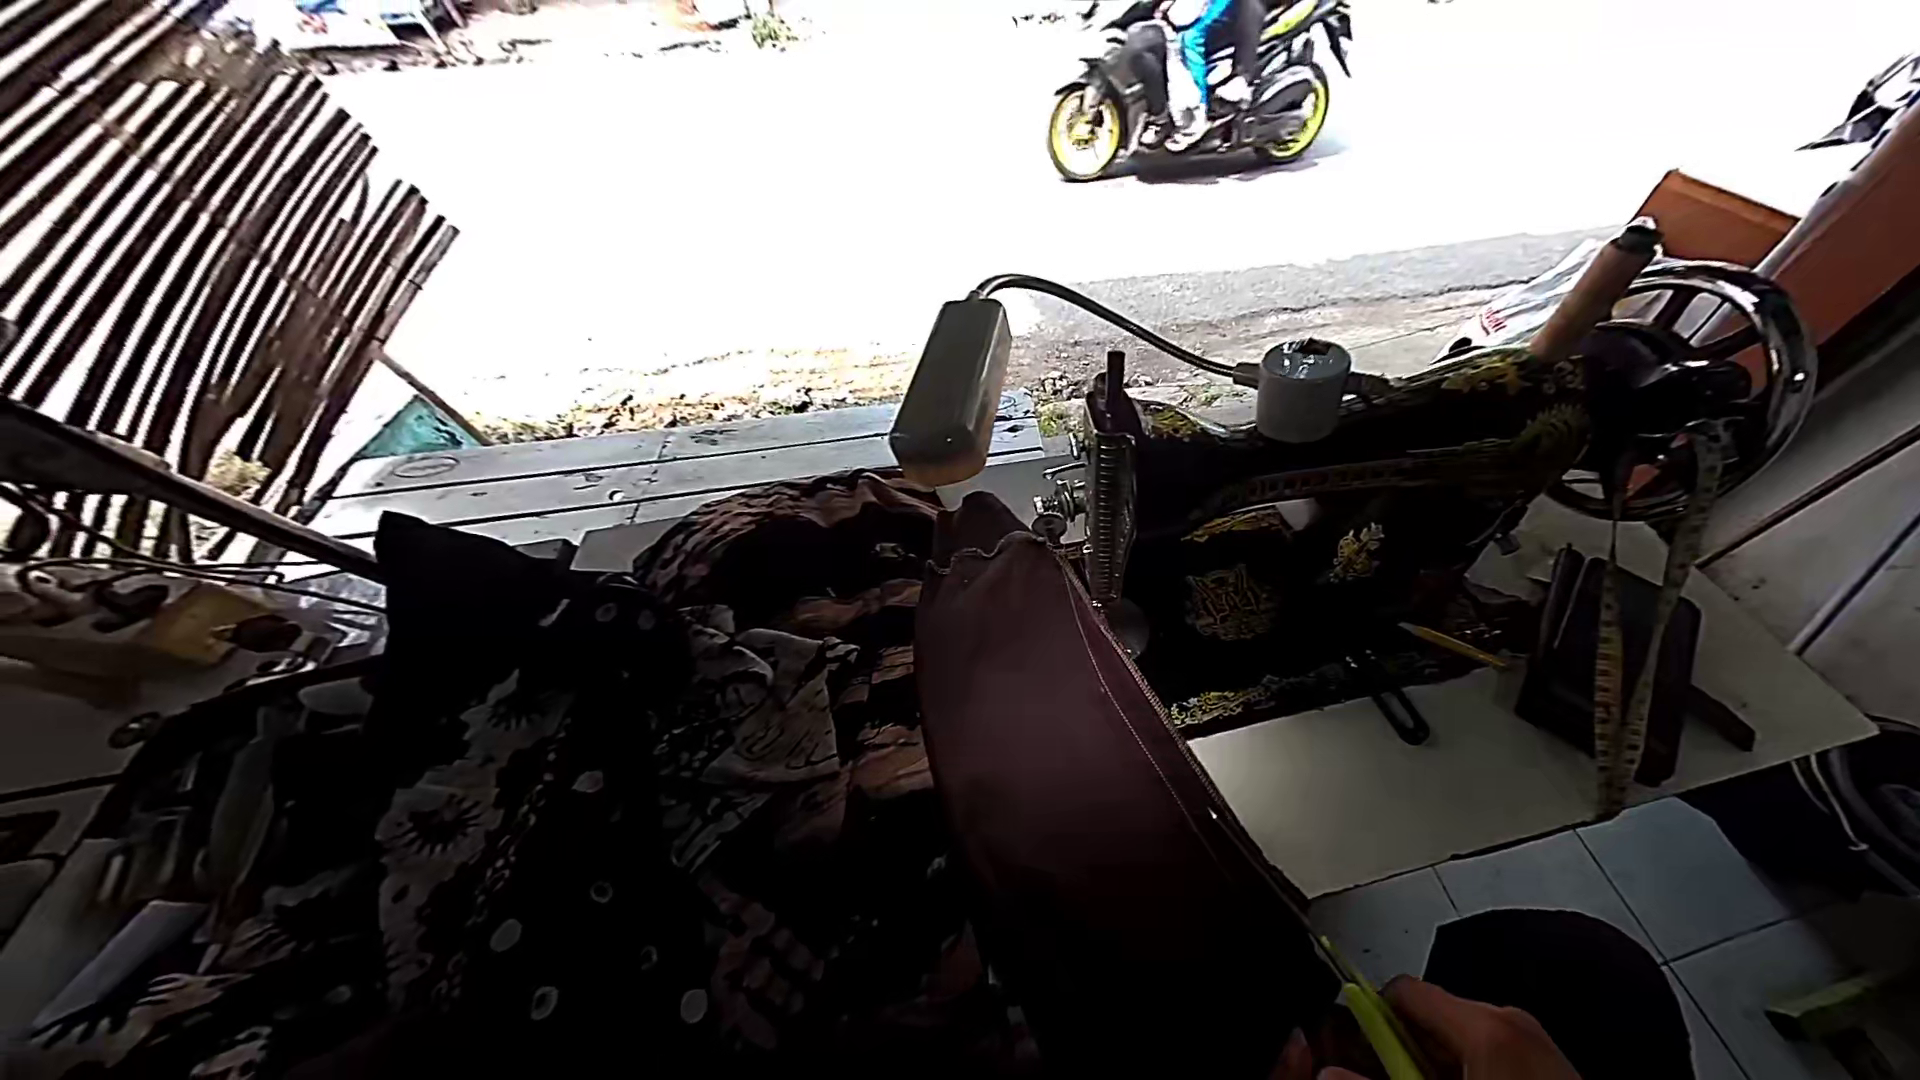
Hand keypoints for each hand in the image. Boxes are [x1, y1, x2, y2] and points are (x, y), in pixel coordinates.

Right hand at [1271, 976, 1581, 1079]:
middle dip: (1407, 1049)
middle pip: (1428, 1015)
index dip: (1373, 1020)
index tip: (1364, 1050)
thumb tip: (1331, 1071)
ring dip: (1437, 1065)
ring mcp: (1537, 1046)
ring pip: (1458, 1038)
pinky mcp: (1553, 1068)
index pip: (1401, 991)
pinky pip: (1491, 1055)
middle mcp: (1512, 1023)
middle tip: (1400, 1079)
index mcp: (1487, 1024)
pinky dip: (1472, 1072)